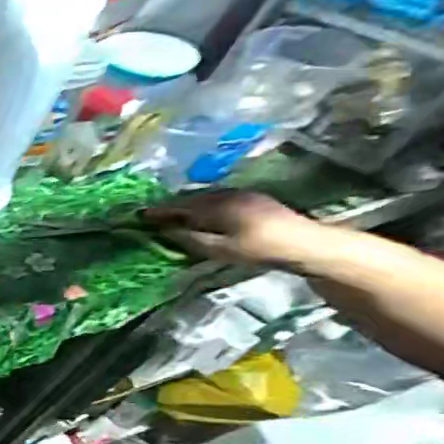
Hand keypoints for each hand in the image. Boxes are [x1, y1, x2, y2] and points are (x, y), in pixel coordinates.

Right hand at [143, 190, 324, 268]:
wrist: (303, 242)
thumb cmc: (257, 249)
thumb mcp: (218, 249)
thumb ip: (189, 238)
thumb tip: (165, 231)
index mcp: (217, 206)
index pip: (180, 207)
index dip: (159, 211)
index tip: (140, 214)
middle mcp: (228, 194)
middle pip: (192, 198)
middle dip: (172, 206)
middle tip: (153, 214)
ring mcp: (243, 194)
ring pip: (206, 197)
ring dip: (188, 204)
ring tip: (173, 214)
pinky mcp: (253, 199)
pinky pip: (219, 198)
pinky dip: (203, 204)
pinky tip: (200, 213)